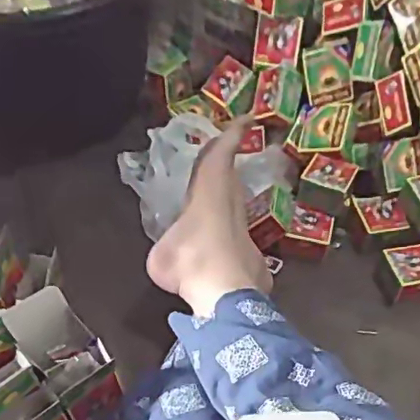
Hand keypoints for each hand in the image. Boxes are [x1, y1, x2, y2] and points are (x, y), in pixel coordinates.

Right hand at [145, 116, 274, 315]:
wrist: (224, 297)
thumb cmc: (189, 262)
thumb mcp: (162, 254)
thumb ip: (168, 248)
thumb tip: (175, 259)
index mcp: (210, 193)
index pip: (221, 156)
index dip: (231, 137)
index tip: (244, 122)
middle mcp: (234, 210)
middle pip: (233, 185)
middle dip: (227, 176)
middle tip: (221, 171)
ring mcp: (249, 240)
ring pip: (238, 221)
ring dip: (228, 220)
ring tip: (214, 224)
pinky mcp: (256, 267)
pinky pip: (241, 255)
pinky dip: (232, 258)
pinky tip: (222, 272)